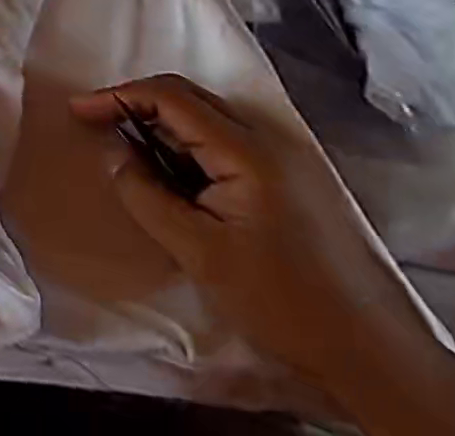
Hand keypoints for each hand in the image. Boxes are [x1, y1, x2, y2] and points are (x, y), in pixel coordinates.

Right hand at [72, 74, 454, 435]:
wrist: (376, 356)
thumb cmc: (280, 300)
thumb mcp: (194, 248)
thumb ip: (143, 191)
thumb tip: (112, 150)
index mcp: (248, 153)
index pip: (170, 97)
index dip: (117, 97)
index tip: (77, 111)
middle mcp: (272, 141)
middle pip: (188, 96)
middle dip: (135, 103)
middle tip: (96, 124)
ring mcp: (288, 158)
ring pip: (206, 116)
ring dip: (160, 123)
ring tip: (126, 149)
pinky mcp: (292, 178)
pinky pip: (225, 140)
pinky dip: (186, 143)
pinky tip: (169, 171)